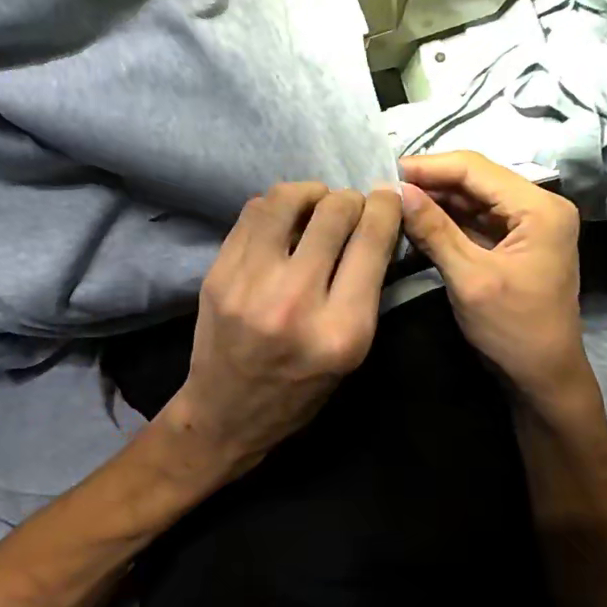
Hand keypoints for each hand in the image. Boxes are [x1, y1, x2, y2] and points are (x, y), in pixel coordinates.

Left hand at [169, 182, 401, 467]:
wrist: (226, 412)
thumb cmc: (300, 390)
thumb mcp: (352, 353)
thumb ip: (366, 288)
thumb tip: (372, 223)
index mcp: (341, 330)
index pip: (372, 241)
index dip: (386, 207)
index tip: (387, 198)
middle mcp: (294, 301)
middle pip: (335, 211)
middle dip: (351, 200)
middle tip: (349, 208)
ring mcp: (248, 283)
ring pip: (287, 200)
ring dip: (311, 193)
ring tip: (315, 204)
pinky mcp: (218, 273)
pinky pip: (252, 212)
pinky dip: (276, 207)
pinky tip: (283, 219)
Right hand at [398, 152, 586, 398]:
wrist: (544, 375)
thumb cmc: (513, 329)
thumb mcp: (469, 278)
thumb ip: (434, 230)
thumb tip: (398, 191)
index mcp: (539, 208)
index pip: (475, 169)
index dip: (429, 166)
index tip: (386, 171)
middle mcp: (538, 205)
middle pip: (476, 178)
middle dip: (430, 181)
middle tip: (385, 187)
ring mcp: (528, 222)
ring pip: (473, 196)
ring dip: (436, 198)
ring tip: (395, 200)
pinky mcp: (515, 239)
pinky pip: (476, 217)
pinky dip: (447, 217)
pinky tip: (416, 218)